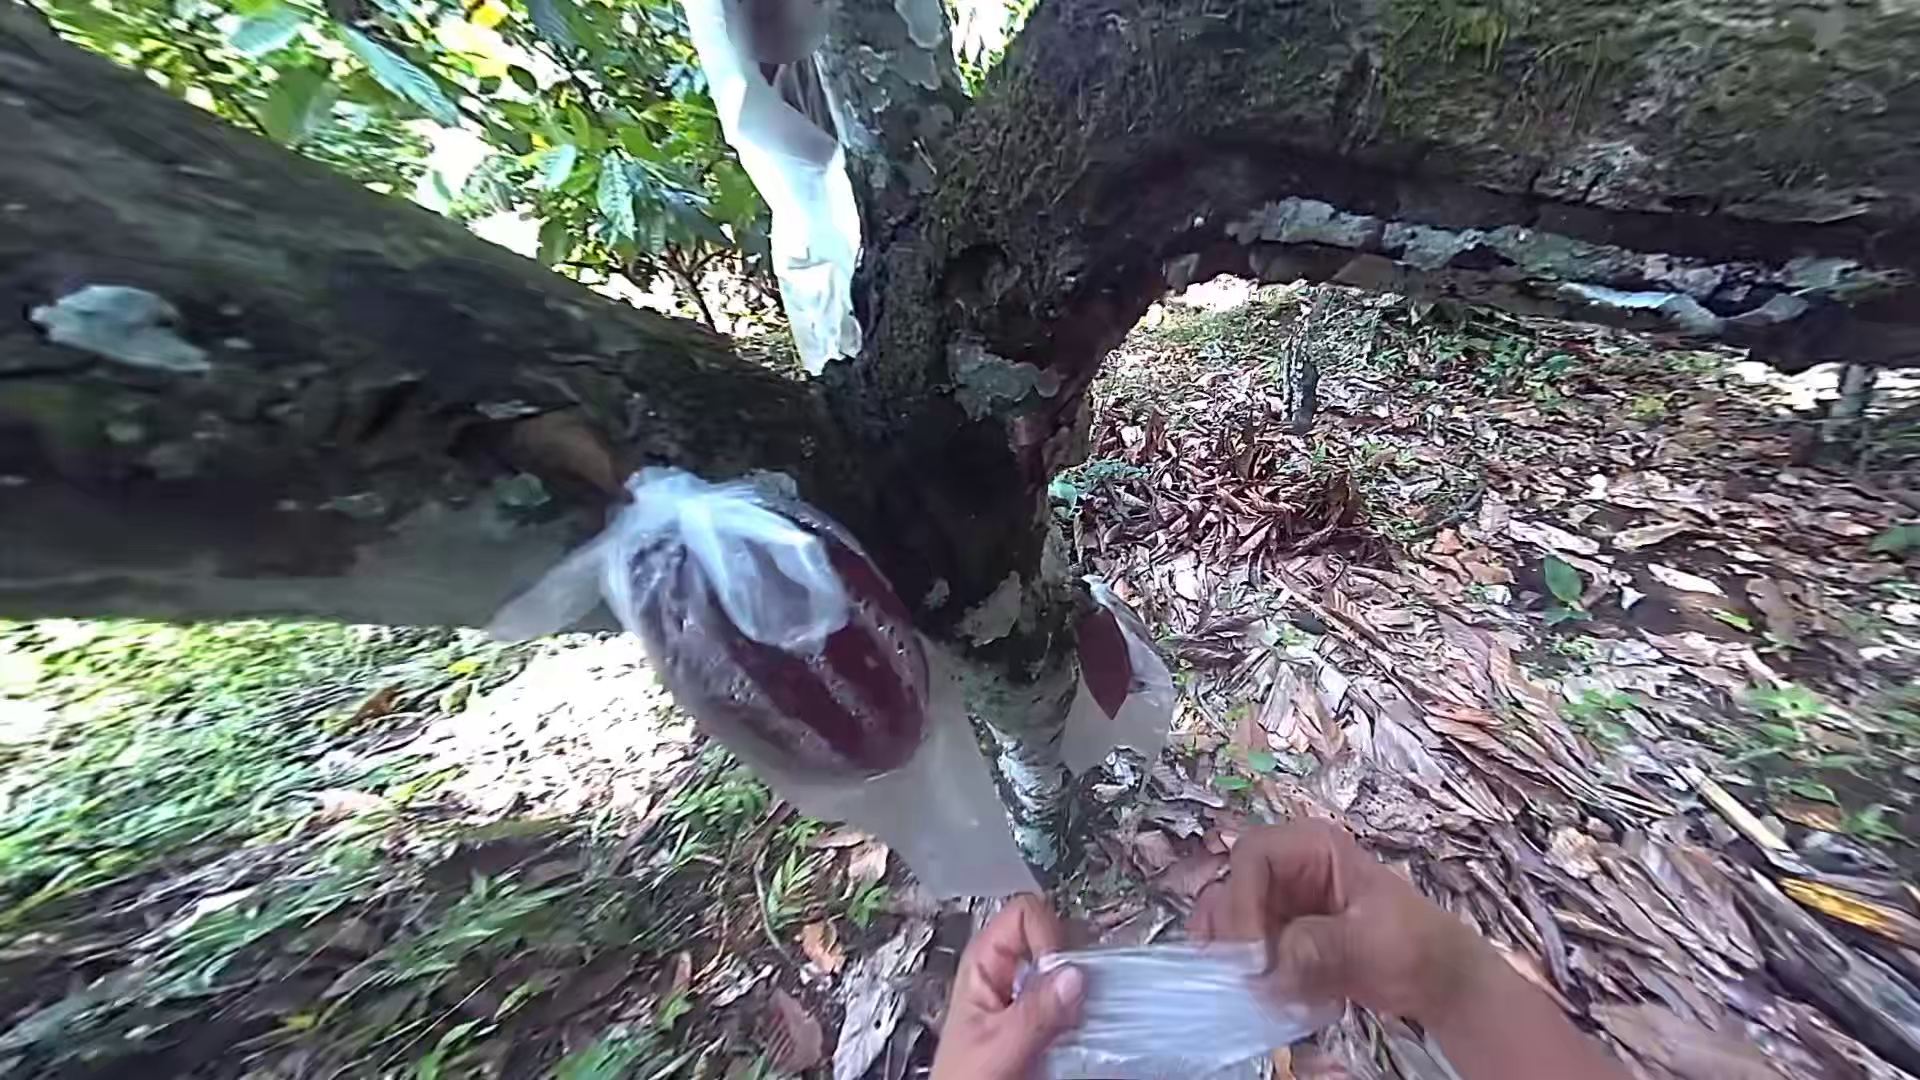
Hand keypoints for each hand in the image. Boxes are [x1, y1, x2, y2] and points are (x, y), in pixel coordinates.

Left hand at [931, 894, 1085, 1079]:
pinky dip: (1081, 1005)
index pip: (1025, 913)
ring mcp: (1025, 989)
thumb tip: (1074, 974)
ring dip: (1078, 983)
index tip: (1060, 973)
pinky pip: (1069, 994)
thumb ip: (1033, 1013)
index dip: (1047, 935)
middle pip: (1049, 932)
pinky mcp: (1041, 1014)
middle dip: (1070, 958)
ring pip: (1063, 963)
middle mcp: (1007, 965)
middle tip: (1079, 994)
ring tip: (1082, 1011)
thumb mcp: (996, 1049)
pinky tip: (1079, 1026)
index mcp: (985, 957)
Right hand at [1203, 820, 1493, 1024]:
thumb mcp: (1373, 945)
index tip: (1249, 953)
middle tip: (1232, 968)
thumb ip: (1319, 948)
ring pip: (1231, 907)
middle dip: (1230, 924)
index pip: (1255, 854)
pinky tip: (1251, 985)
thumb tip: (1267, 969)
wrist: (1442, 982)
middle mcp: (1286, 862)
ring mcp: (1278, 893)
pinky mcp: (1276, 925)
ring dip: (1229, 943)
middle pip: (1235, 879)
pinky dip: (1242, 960)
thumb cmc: (1416, 948)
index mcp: (1310, 844)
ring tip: (1232, 979)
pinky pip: (1244, 936)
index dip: (1242, 896)